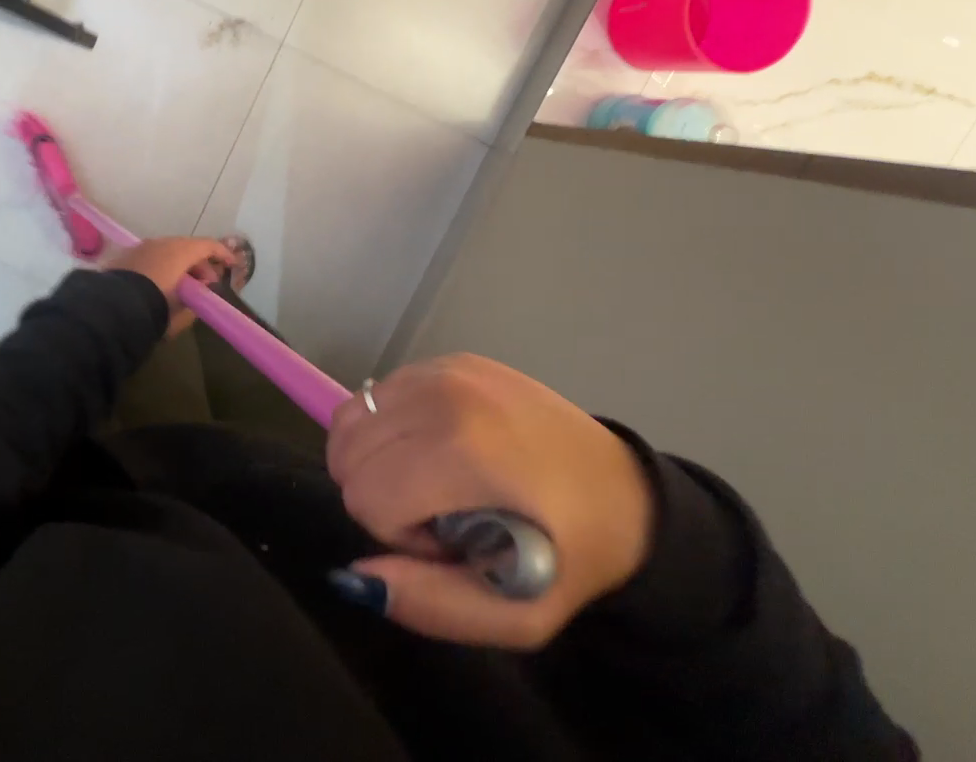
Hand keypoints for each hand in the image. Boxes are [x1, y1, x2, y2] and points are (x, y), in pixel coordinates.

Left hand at [106, 237, 236, 336]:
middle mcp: (160, 243)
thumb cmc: (155, 310)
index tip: (232, 264)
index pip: (208, 246)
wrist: (111, 311)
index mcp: (180, 251)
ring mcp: (139, 248)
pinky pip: (149, 258)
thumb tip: (196, 297)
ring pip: (166, 252)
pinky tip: (156, 285)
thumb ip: (195, 303)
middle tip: (204, 285)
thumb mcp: (182, 314)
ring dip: (177, 266)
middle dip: (198, 265)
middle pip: (186, 248)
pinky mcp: (122, 257)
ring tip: (179, 287)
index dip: (223, 254)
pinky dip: (158, 268)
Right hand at [326, 355, 652, 649]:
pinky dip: (385, 427)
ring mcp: (448, 369)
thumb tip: (354, 576)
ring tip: (429, 479)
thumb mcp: (515, 616)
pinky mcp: (452, 359)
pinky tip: (429, 448)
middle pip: (350, 453)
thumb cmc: (570, 557)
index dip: (397, 535)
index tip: (446, 541)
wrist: (625, 494)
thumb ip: (428, 604)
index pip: (365, 496)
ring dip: (376, 459)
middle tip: (437, 512)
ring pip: (353, 418)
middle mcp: (447, 397)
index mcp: (465, 454)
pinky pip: (376, 394)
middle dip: (380, 495)